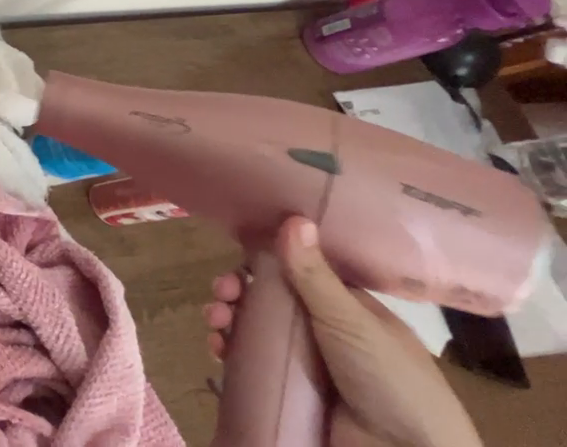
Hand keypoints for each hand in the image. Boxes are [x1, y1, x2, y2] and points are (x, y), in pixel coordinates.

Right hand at [204, 216, 481, 446]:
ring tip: (215, 322)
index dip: (264, 265)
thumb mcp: (351, 322)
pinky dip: (227, 350)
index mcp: (349, 313)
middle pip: (267, 300)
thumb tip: (294, 216)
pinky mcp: (286, 389)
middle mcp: (325, 334)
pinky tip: (218, 348)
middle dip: (237, 291)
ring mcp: (305, 363)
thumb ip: (315, 275)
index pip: (296, 276)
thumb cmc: (390, 380)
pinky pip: (248, 362)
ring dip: (226, 318)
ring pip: (252, 328)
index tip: (238, 259)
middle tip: (222, 293)